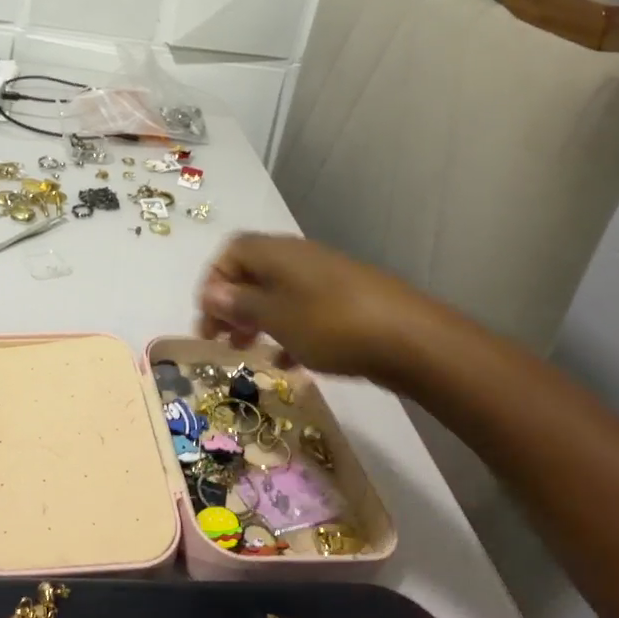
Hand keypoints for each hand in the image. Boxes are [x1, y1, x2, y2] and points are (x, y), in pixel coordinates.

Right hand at [197, 233, 443, 385]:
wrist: (410, 339)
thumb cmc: (331, 324)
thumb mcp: (275, 317)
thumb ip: (239, 304)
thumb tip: (211, 292)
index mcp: (276, 252)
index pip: (230, 253)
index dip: (213, 283)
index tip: (207, 320)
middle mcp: (298, 257)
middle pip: (252, 273)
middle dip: (232, 305)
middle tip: (222, 341)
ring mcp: (324, 278)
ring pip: (277, 294)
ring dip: (257, 321)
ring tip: (250, 354)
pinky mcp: (345, 302)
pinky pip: (302, 310)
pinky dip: (288, 332)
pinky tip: (289, 364)